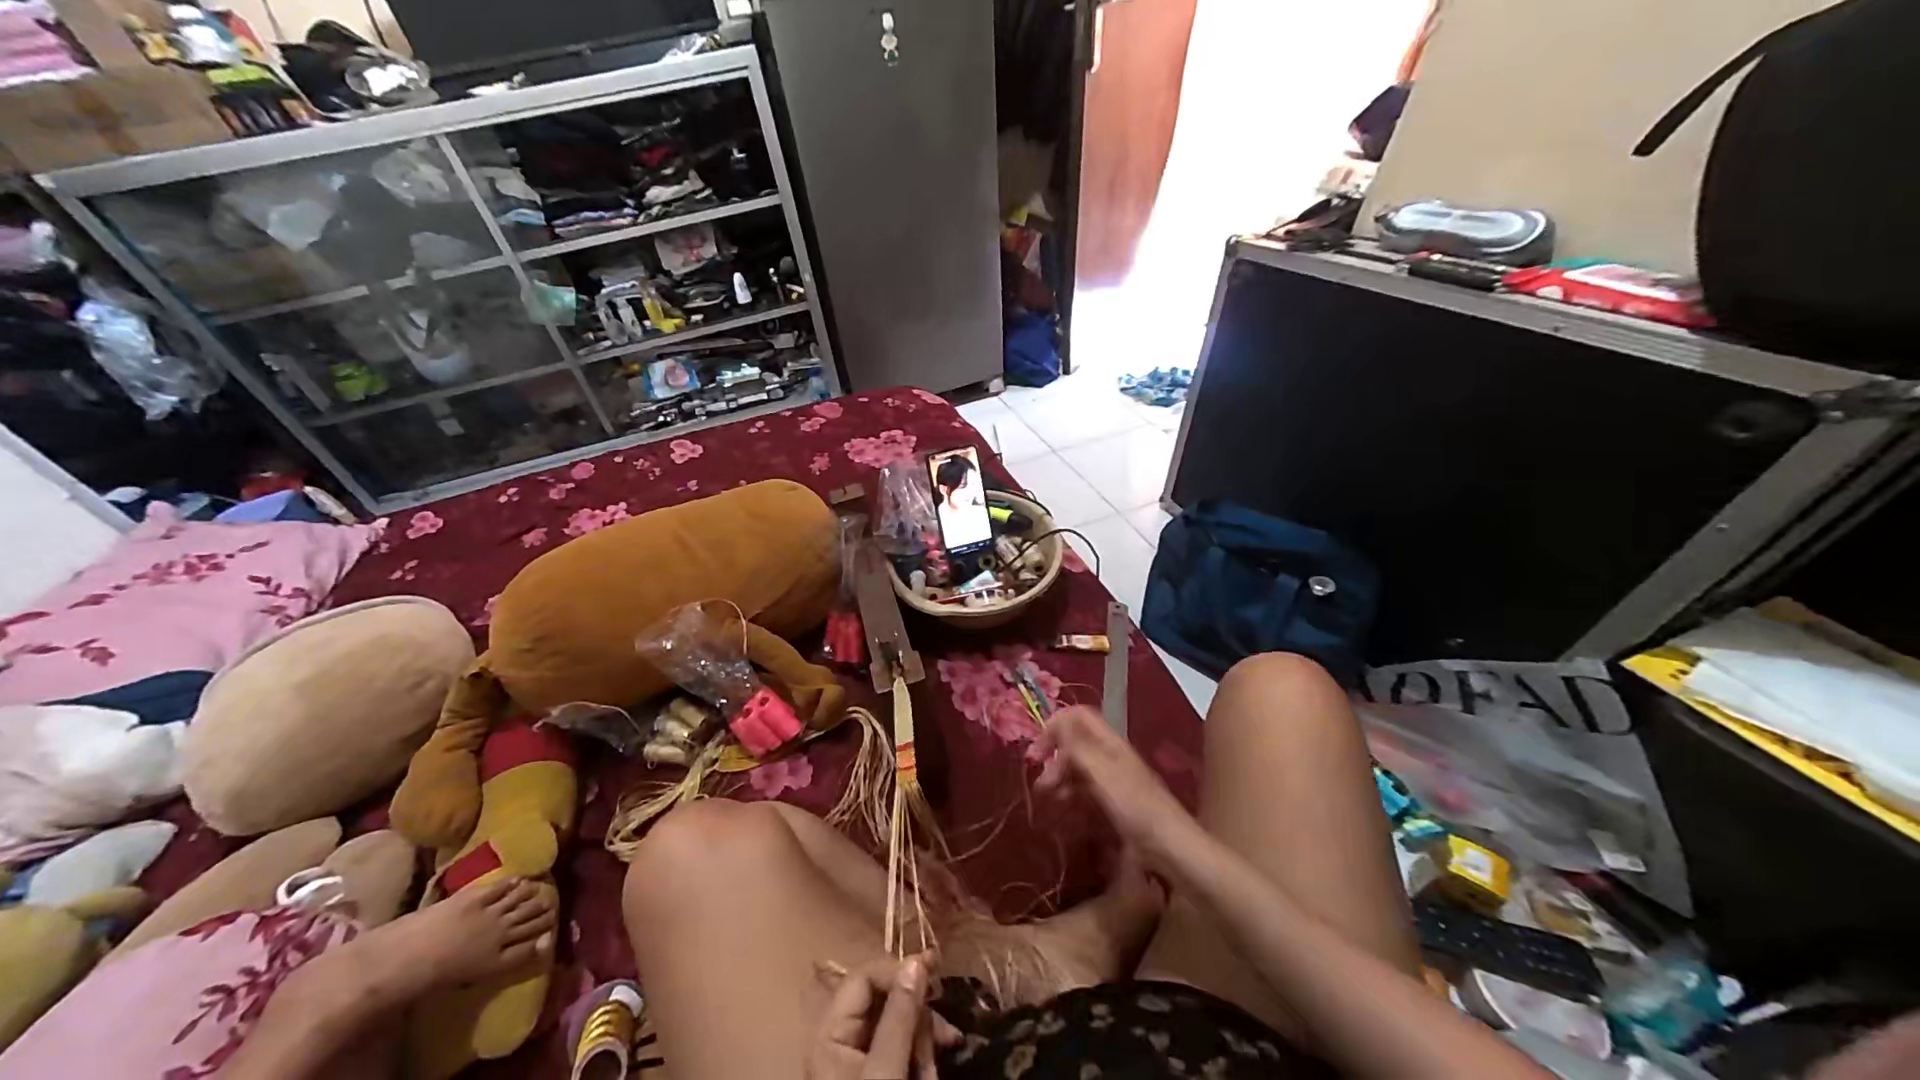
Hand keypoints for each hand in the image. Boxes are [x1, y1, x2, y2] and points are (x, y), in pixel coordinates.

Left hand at [809, 953, 959, 1079]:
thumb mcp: (886, 1074)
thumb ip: (900, 1018)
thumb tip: (916, 962)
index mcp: (830, 1032)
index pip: (865, 977)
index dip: (899, 969)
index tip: (936, 970)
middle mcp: (842, 1038)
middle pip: (885, 998)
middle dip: (919, 1014)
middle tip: (948, 1036)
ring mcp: (860, 1058)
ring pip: (900, 1022)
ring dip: (925, 1039)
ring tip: (942, 1063)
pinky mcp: (878, 1075)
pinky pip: (904, 1047)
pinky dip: (923, 1056)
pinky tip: (935, 1072)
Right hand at [1035, 706, 1199, 872]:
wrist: (1167, 845)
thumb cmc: (1134, 805)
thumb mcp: (1101, 771)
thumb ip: (1076, 745)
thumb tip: (1056, 721)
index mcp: (1109, 741)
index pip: (1077, 716)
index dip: (1055, 725)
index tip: (1039, 751)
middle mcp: (1109, 754)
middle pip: (1074, 742)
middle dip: (1054, 757)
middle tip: (1041, 783)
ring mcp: (1111, 777)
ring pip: (1077, 766)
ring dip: (1059, 777)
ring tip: (1050, 797)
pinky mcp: (1111, 800)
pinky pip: (1084, 788)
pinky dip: (1070, 793)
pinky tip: (1064, 808)